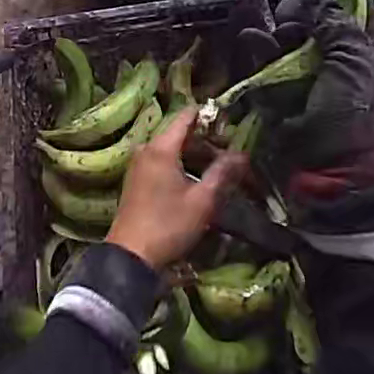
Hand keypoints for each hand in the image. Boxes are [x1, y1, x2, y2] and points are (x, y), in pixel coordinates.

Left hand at [106, 109, 244, 269]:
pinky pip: (162, 161)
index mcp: (161, 147)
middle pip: (181, 134)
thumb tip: (243, 154)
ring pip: (172, 149)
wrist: (130, 257)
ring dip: (195, 156)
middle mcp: (146, 149)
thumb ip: (223, 172)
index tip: (231, 125)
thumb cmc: (168, 225)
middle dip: (207, 142)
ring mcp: (139, 164)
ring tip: (220, 169)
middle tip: (231, 154)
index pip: (187, 116)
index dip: (210, 117)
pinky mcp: (136, 179)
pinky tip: (198, 180)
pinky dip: (181, 165)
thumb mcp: (202, 200)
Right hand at [259, 0, 373, 200]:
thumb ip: (336, 23)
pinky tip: (251, 38)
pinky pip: (265, 64)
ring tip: (267, 29)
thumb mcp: (352, 60)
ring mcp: (304, 77)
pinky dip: (258, 50)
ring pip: (286, 42)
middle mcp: (333, 62)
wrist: (327, 164)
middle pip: (314, 26)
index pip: (356, 17)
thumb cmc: (350, 110)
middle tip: (288, 13)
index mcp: (361, 54)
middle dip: (300, 16)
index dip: (341, 0)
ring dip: (276, 31)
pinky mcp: (278, 91)